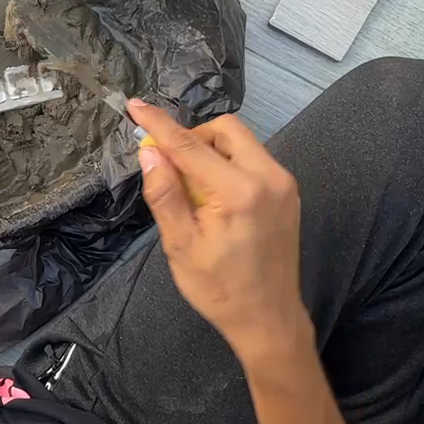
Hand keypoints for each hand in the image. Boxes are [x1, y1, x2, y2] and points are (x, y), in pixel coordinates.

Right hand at [129, 100, 309, 354]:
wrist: (268, 319)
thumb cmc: (219, 289)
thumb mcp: (180, 245)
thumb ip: (164, 194)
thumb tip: (149, 151)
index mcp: (239, 192)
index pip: (190, 145)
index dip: (159, 124)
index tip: (135, 105)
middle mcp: (269, 177)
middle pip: (225, 129)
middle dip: (192, 137)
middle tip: (170, 167)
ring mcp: (283, 183)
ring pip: (241, 142)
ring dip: (210, 151)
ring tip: (191, 189)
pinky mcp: (287, 192)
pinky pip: (252, 160)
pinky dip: (227, 165)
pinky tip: (213, 196)